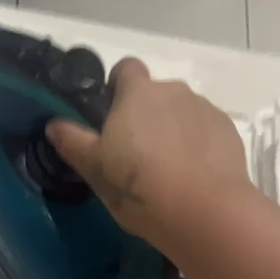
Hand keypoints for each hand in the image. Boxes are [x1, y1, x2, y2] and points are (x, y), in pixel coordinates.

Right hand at [44, 58, 253, 247]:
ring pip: (179, 114)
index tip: (109, 118)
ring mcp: (204, 109)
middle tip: (132, 158)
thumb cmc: (137, 185)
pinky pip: (202, 132)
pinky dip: (194, 148)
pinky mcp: (226, 131)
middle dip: (143, 118)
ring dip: (169, 133)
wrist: (202, 209)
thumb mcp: (94, 168)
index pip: (125, 68)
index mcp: (137, 93)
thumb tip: (53, 123)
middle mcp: (173, 90)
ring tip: (162, 174)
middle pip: (153, 95)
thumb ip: (73, 141)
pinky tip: (187, 179)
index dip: (116, 88)